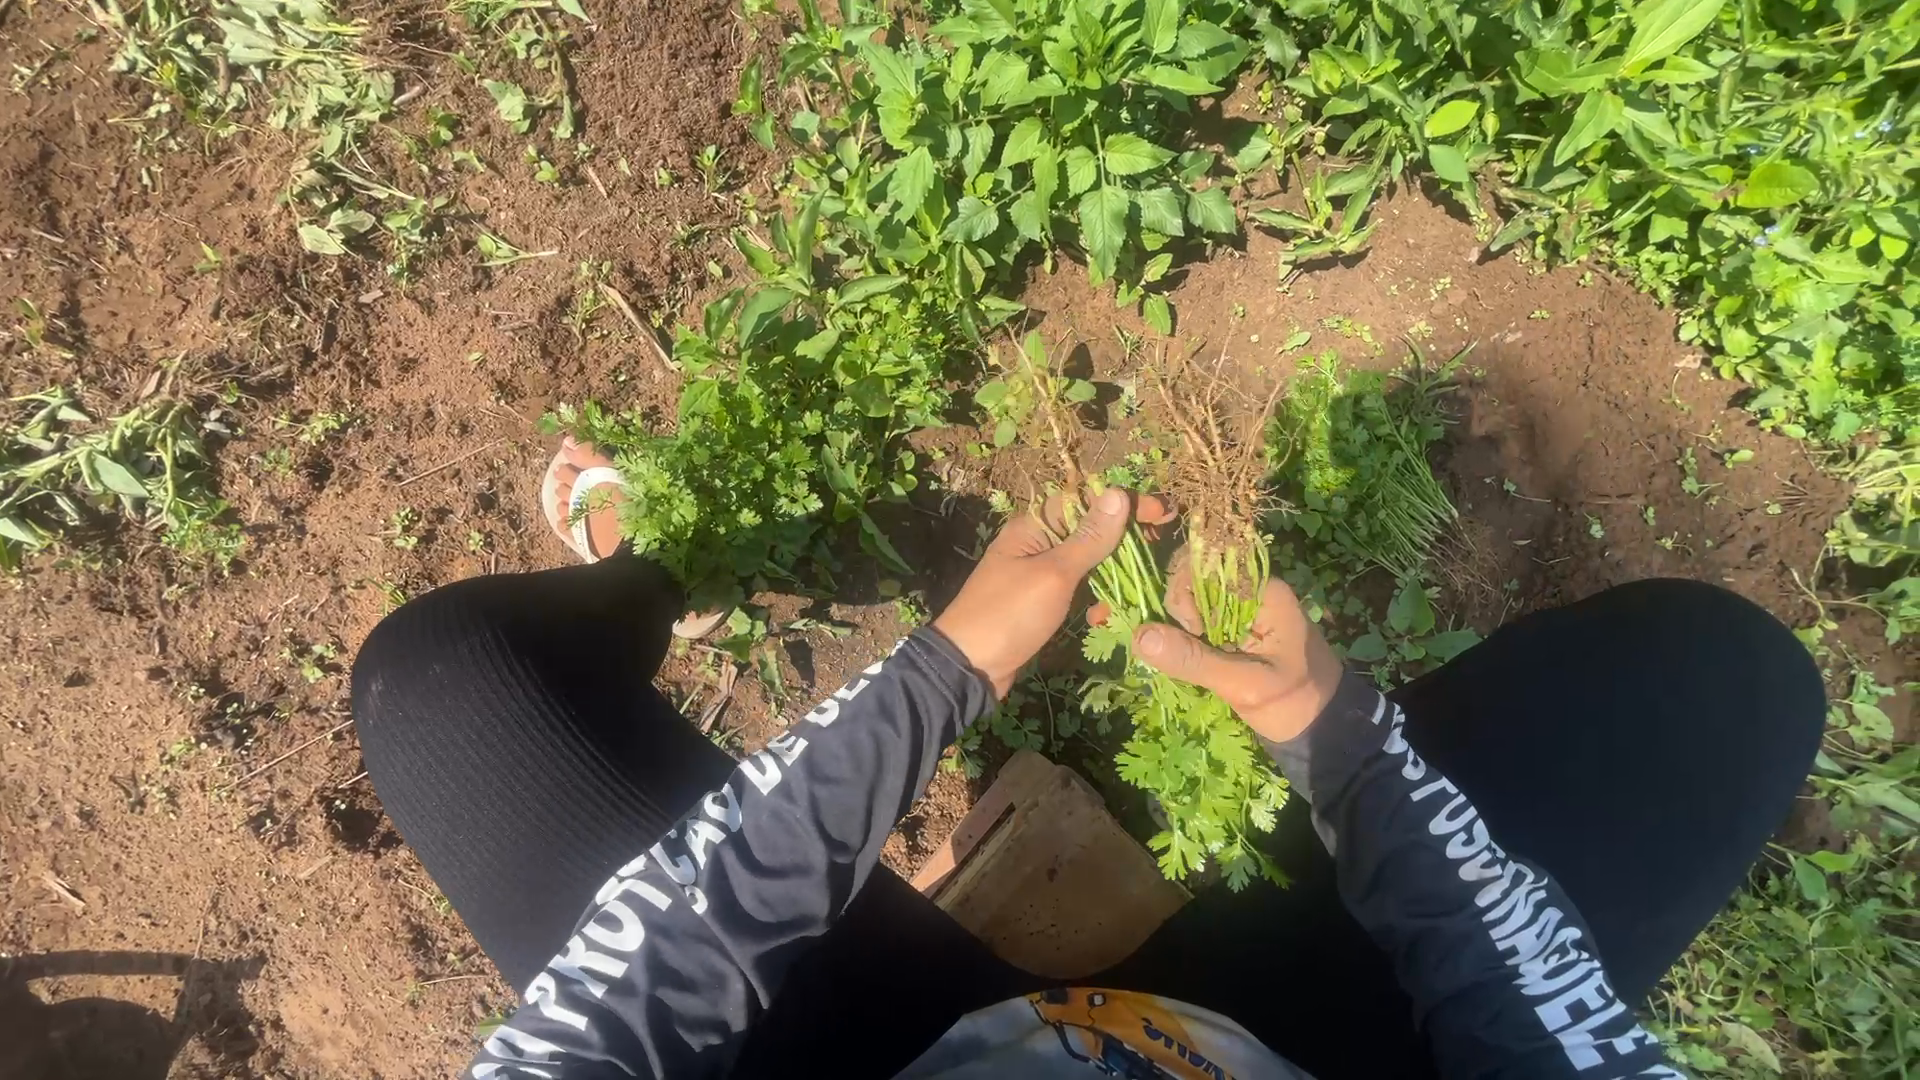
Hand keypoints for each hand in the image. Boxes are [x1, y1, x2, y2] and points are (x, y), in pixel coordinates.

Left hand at [934, 488, 1167, 698]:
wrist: (969, 667)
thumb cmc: (1009, 614)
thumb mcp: (1054, 575)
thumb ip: (1089, 538)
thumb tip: (1117, 494)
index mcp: (1033, 527)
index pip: (1085, 501)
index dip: (1123, 503)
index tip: (1161, 512)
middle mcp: (1036, 544)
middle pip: (1090, 531)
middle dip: (1125, 541)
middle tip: (1161, 547)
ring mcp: (1040, 576)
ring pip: (1089, 564)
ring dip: (1113, 576)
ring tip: (1138, 588)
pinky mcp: (1043, 604)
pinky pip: (1079, 592)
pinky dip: (1095, 601)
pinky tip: (1103, 619)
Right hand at [1133, 558, 1344, 742]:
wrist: (1324, 727)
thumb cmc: (1293, 703)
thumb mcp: (1244, 685)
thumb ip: (1194, 659)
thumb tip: (1139, 635)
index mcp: (1262, 589)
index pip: (1202, 565)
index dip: (1183, 593)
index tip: (1192, 631)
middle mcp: (1249, 588)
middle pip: (1190, 576)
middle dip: (1176, 610)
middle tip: (1190, 648)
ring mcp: (1239, 606)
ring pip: (1188, 597)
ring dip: (1177, 624)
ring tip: (1189, 656)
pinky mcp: (1230, 624)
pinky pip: (1195, 615)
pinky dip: (1182, 633)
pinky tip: (1184, 654)